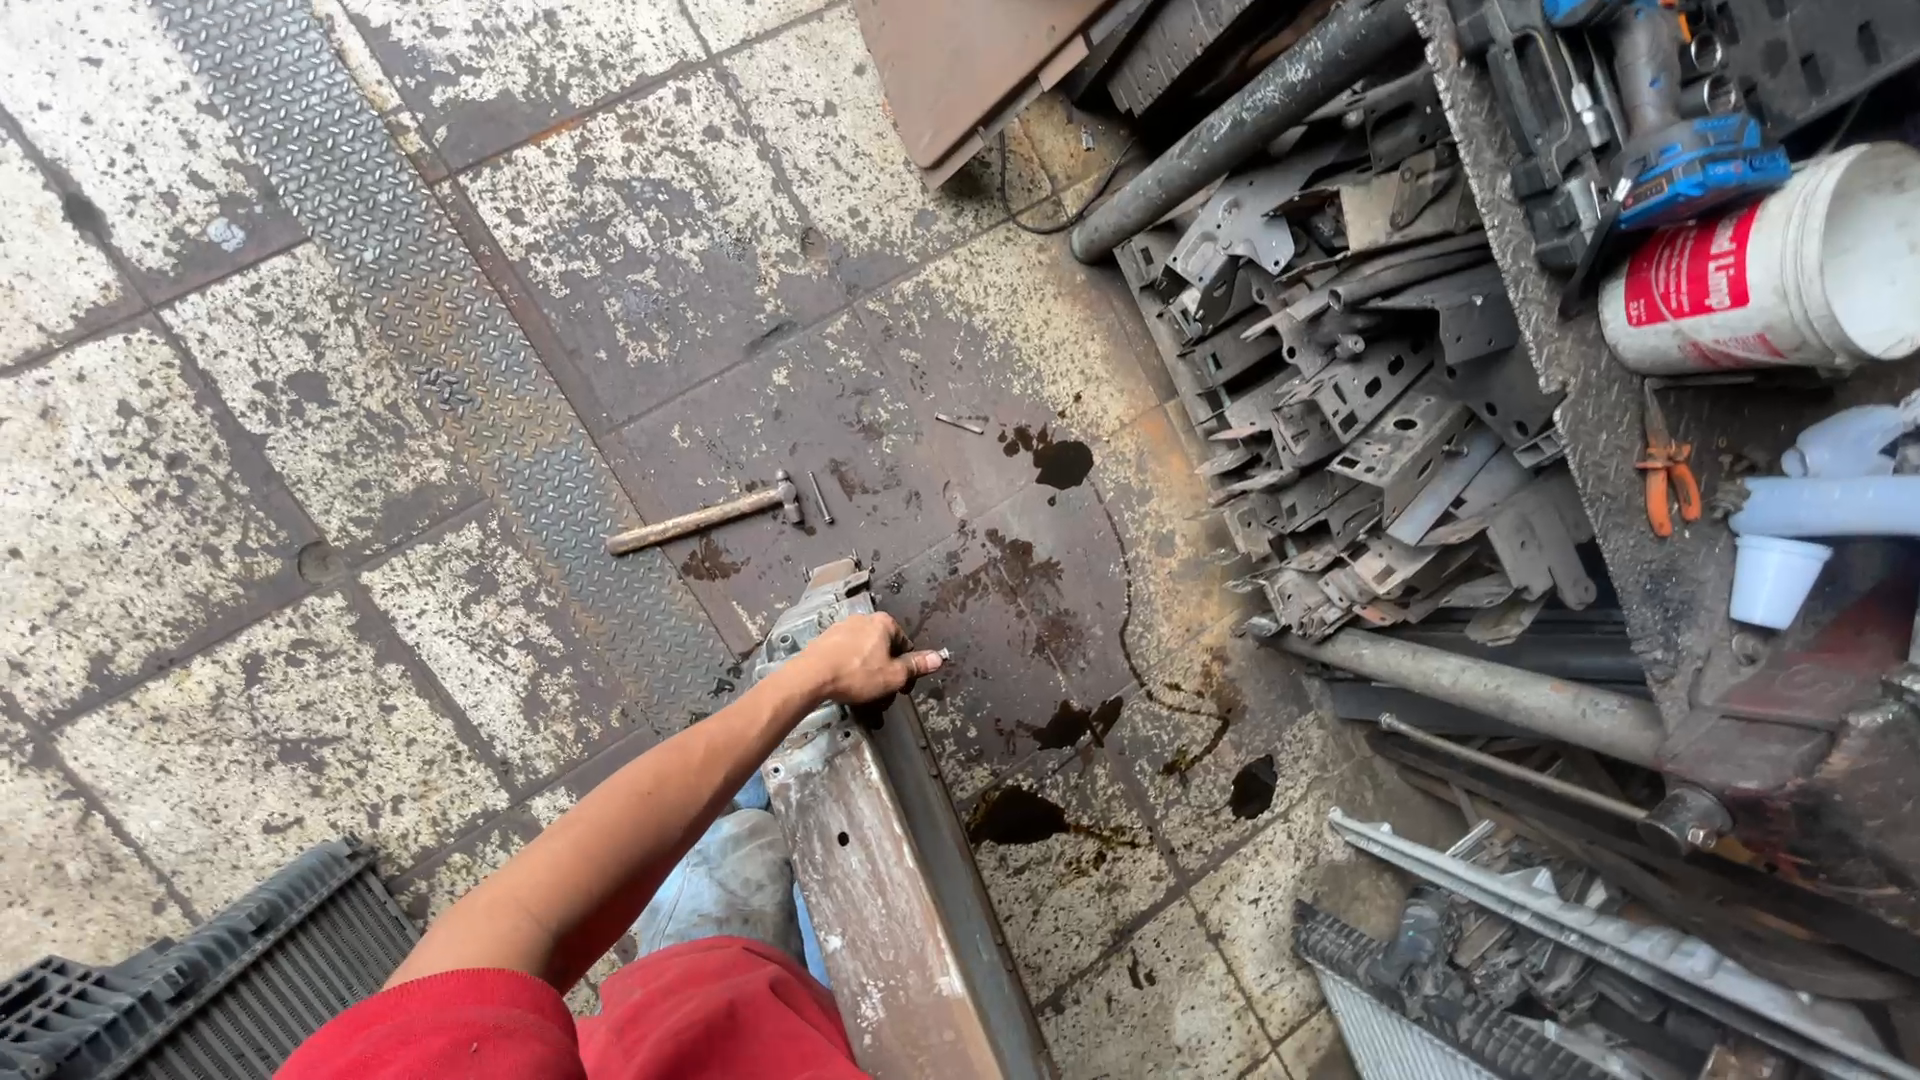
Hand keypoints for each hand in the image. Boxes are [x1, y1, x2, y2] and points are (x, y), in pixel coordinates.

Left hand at [793, 613, 942, 703]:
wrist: (811, 676)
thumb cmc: (857, 674)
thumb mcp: (893, 675)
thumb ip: (916, 666)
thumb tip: (940, 657)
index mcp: (884, 623)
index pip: (905, 646)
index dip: (906, 670)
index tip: (900, 688)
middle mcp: (863, 619)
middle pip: (884, 649)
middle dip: (886, 672)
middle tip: (882, 695)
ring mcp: (842, 627)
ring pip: (864, 653)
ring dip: (868, 673)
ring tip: (863, 694)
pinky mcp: (825, 639)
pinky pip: (846, 655)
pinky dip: (850, 669)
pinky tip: (845, 685)